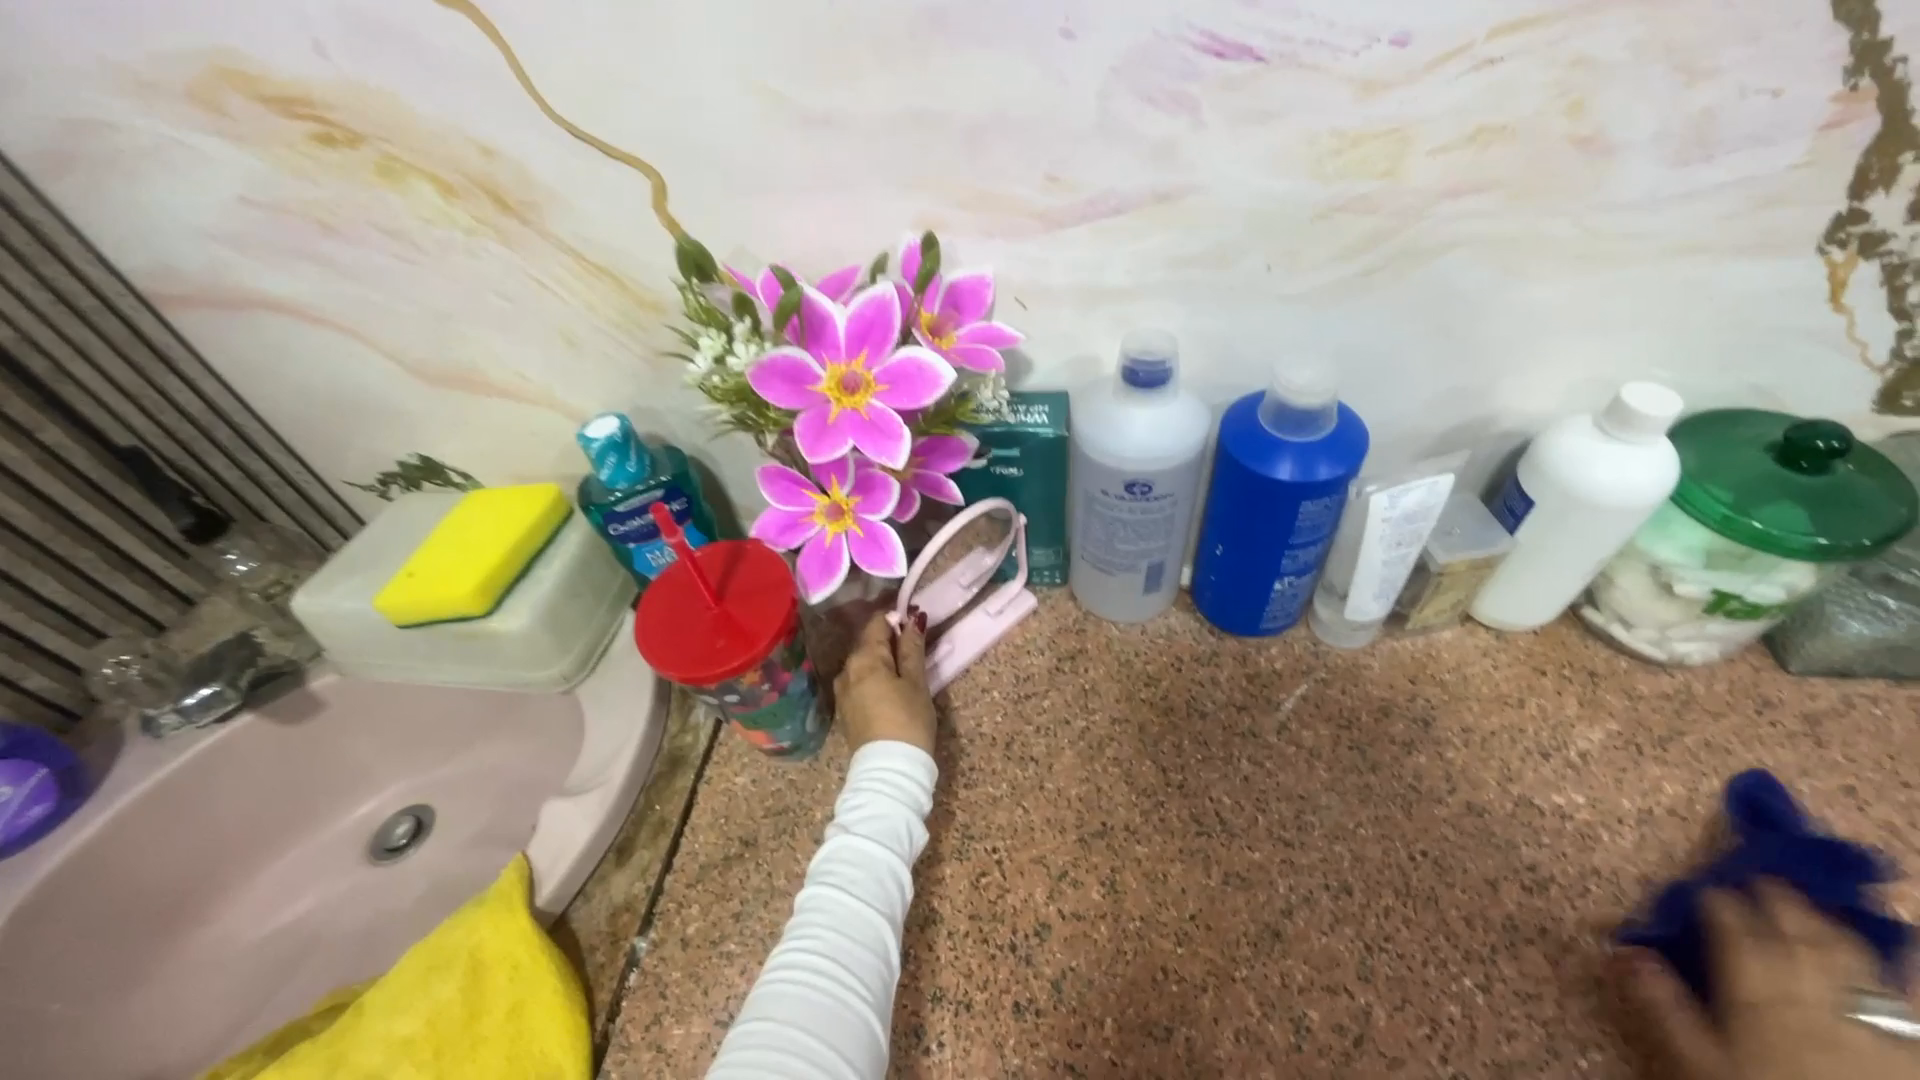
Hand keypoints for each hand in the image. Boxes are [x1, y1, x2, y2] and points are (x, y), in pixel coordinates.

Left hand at [833, 610, 935, 755]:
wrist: (888, 770)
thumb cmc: (908, 722)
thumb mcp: (917, 683)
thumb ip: (912, 649)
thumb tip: (912, 620)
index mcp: (864, 658)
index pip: (877, 623)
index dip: (897, 618)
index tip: (915, 621)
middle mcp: (846, 670)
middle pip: (867, 643)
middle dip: (889, 639)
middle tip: (915, 647)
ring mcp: (841, 691)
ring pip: (862, 663)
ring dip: (881, 659)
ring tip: (905, 669)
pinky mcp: (844, 710)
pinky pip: (858, 682)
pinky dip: (873, 677)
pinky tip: (890, 688)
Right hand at [1614, 879, 1919, 1078]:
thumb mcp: (1697, 1059)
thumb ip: (1664, 1006)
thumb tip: (1627, 951)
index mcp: (1756, 996)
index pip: (1736, 935)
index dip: (1721, 906)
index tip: (1708, 889)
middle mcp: (1809, 996)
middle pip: (1795, 938)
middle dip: (1779, 902)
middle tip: (1762, 879)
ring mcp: (1863, 1017)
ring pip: (1848, 957)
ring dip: (1829, 925)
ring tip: (1815, 907)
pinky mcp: (1904, 1041)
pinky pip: (1901, 994)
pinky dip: (1896, 965)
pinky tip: (1892, 951)